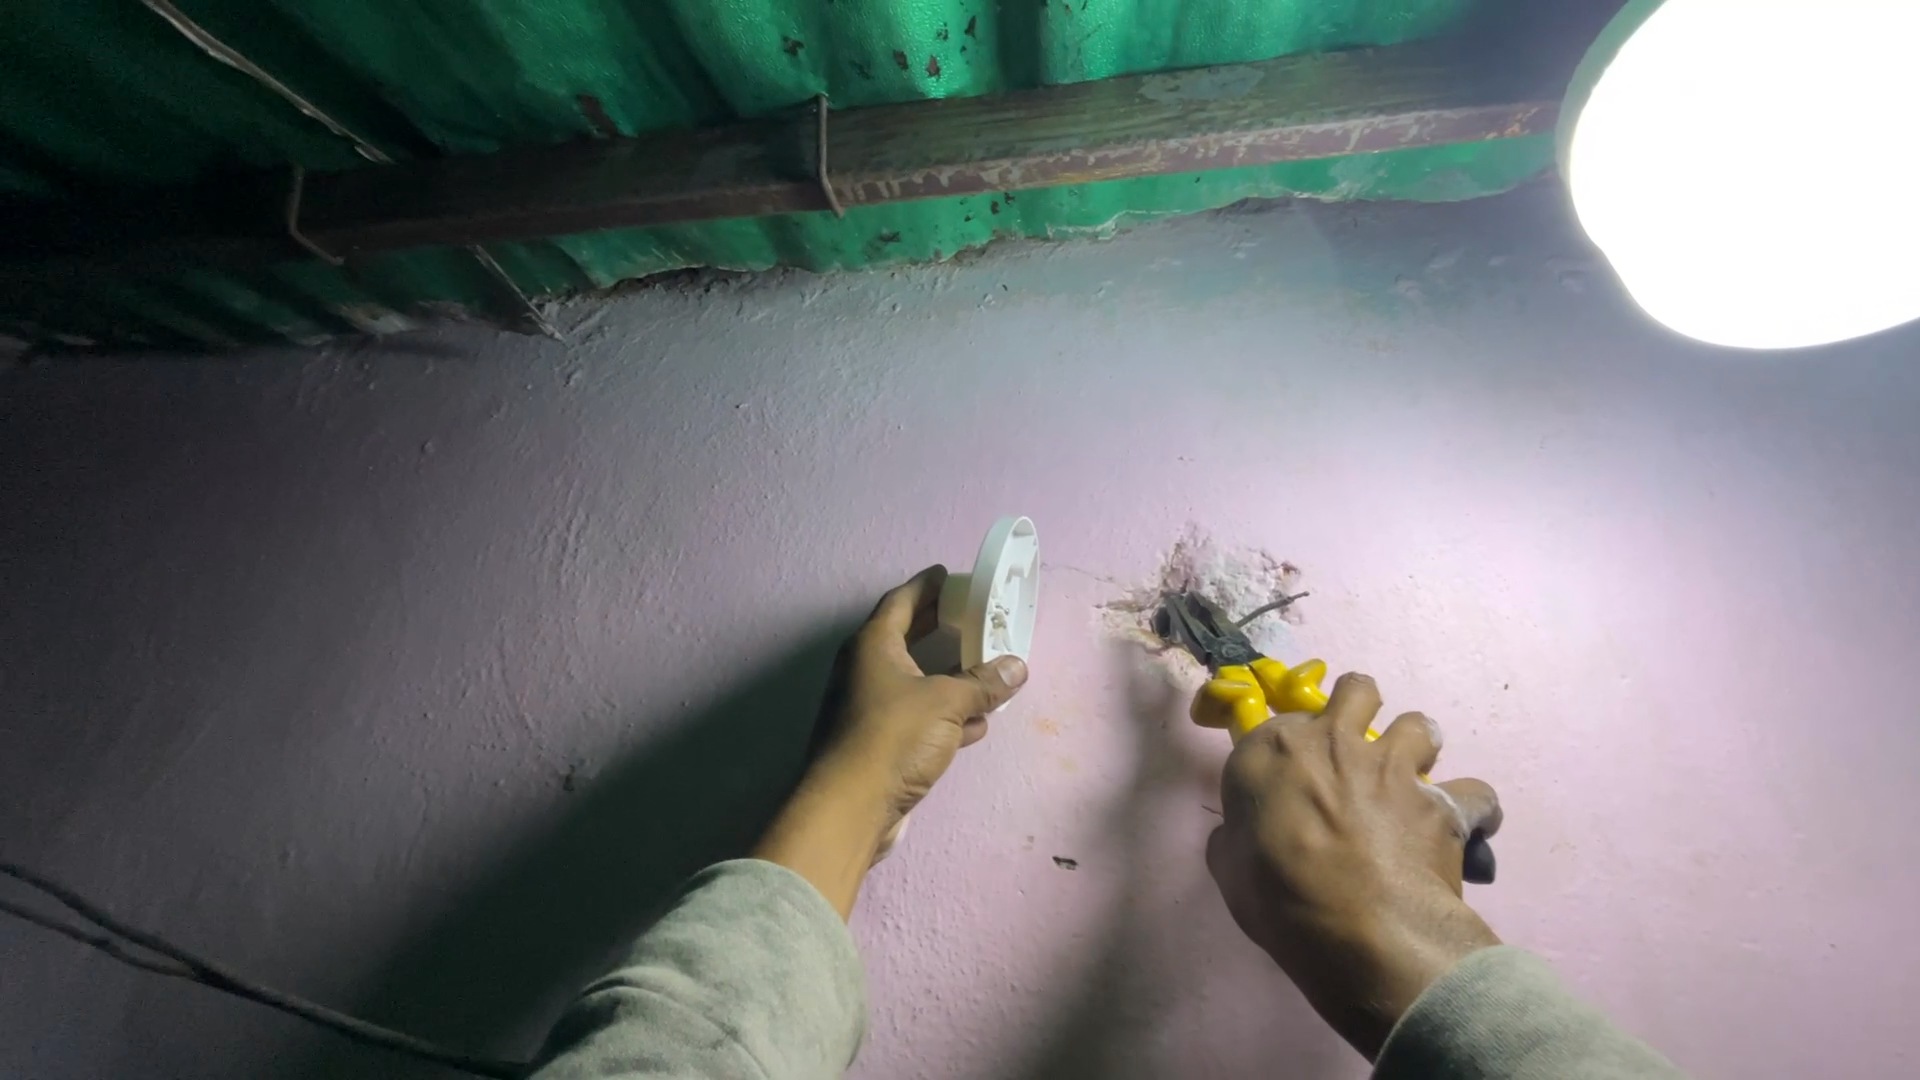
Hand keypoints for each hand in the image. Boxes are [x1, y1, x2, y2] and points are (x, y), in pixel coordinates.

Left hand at [755, 566, 1027, 916]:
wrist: (849, 808)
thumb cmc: (893, 737)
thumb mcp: (946, 703)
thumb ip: (983, 685)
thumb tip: (1017, 668)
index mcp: (873, 645)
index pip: (900, 601)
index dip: (924, 586)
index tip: (944, 573)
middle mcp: (865, 670)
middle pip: (906, 637)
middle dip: (938, 626)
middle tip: (969, 613)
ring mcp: (869, 707)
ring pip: (915, 680)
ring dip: (948, 675)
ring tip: (984, 667)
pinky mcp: (879, 742)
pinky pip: (918, 716)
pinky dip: (945, 714)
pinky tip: (977, 723)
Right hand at [1205, 673, 1502, 1058]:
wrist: (1359, 927)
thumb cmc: (1276, 892)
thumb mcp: (1230, 863)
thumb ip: (1236, 837)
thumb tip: (1240, 839)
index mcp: (1271, 748)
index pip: (1278, 721)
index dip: (1289, 747)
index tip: (1289, 774)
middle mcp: (1331, 741)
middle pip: (1356, 691)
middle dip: (1360, 708)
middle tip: (1357, 745)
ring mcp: (1392, 767)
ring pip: (1419, 724)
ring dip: (1415, 748)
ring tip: (1410, 779)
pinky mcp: (1443, 804)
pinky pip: (1475, 794)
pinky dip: (1471, 809)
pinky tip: (1463, 828)